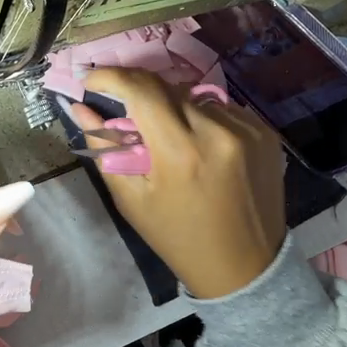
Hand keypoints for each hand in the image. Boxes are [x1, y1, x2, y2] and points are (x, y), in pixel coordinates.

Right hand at [75, 67, 285, 298]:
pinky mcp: (265, 133)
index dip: (111, 77)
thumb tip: (81, 107)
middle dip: (139, 95)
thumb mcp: (131, 198)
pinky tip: (201, 146)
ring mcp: (247, 130)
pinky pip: (222, 108)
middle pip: (166, 88)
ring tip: (169, 138)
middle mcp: (217, 131)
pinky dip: (203, 118)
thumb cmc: (178, 237)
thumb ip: (105, 146)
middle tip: (127, 116)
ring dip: (173, 108)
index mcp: (180, 151)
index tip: (91, 80)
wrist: (245, 270)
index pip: (140, 89)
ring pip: (193, 96)